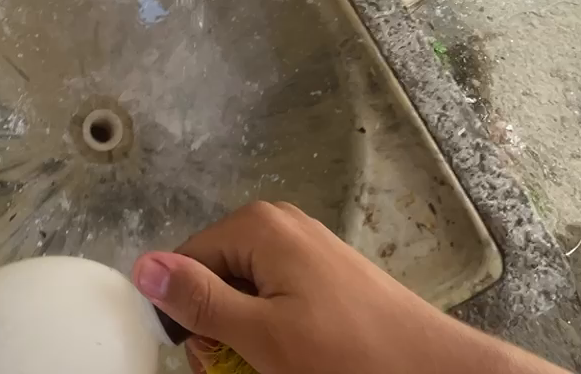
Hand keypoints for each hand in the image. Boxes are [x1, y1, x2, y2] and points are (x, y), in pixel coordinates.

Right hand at [132, 202, 564, 373]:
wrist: (440, 373)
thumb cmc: (348, 356)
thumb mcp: (264, 337)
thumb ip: (199, 300)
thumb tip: (140, 265)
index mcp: (255, 225)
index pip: (187, 262)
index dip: (190, 314)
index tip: (216, 359)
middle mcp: (275, 223)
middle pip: (216, 276)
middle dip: (222, 327)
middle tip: (254, 367)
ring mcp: (303, 245)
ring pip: (247, 293)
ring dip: (250, 336)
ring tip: (281, 366)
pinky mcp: (325, 270)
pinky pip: (278, 297)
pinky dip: (278, 332)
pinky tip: (304, 358)